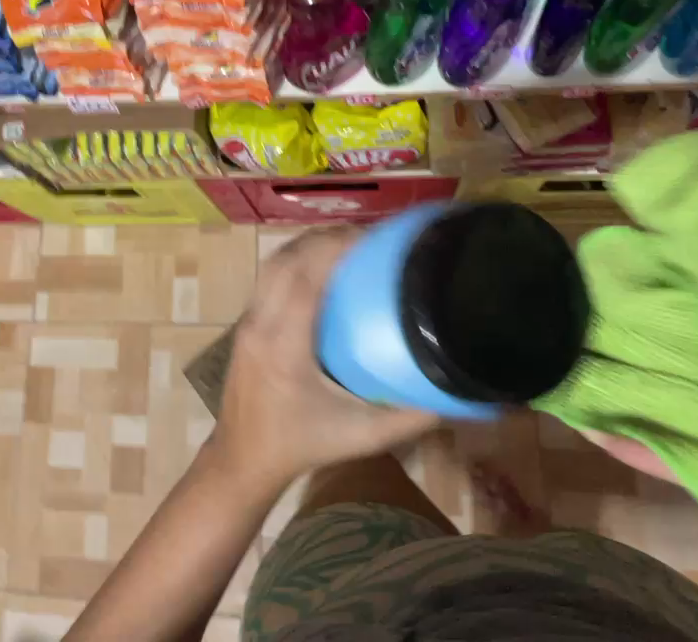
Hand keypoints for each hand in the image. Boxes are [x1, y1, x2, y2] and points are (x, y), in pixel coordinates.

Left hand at [207, 227, 440, 492]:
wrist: (241, 460)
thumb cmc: (301, 446)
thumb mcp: (359, 436)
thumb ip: (408, 417)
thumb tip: (456, 393)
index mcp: (284, 347)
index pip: (306, 280)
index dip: (336, 250)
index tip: (373, 237)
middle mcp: (260, 325)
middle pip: (287, 262)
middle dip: (325, 240)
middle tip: (369, 236)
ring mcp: (247, 321)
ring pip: (273, 264)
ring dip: (307, 245)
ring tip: (348, 241)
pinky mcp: (244, 322)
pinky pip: (268, 277)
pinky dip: (294, 261)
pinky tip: (322, 265)